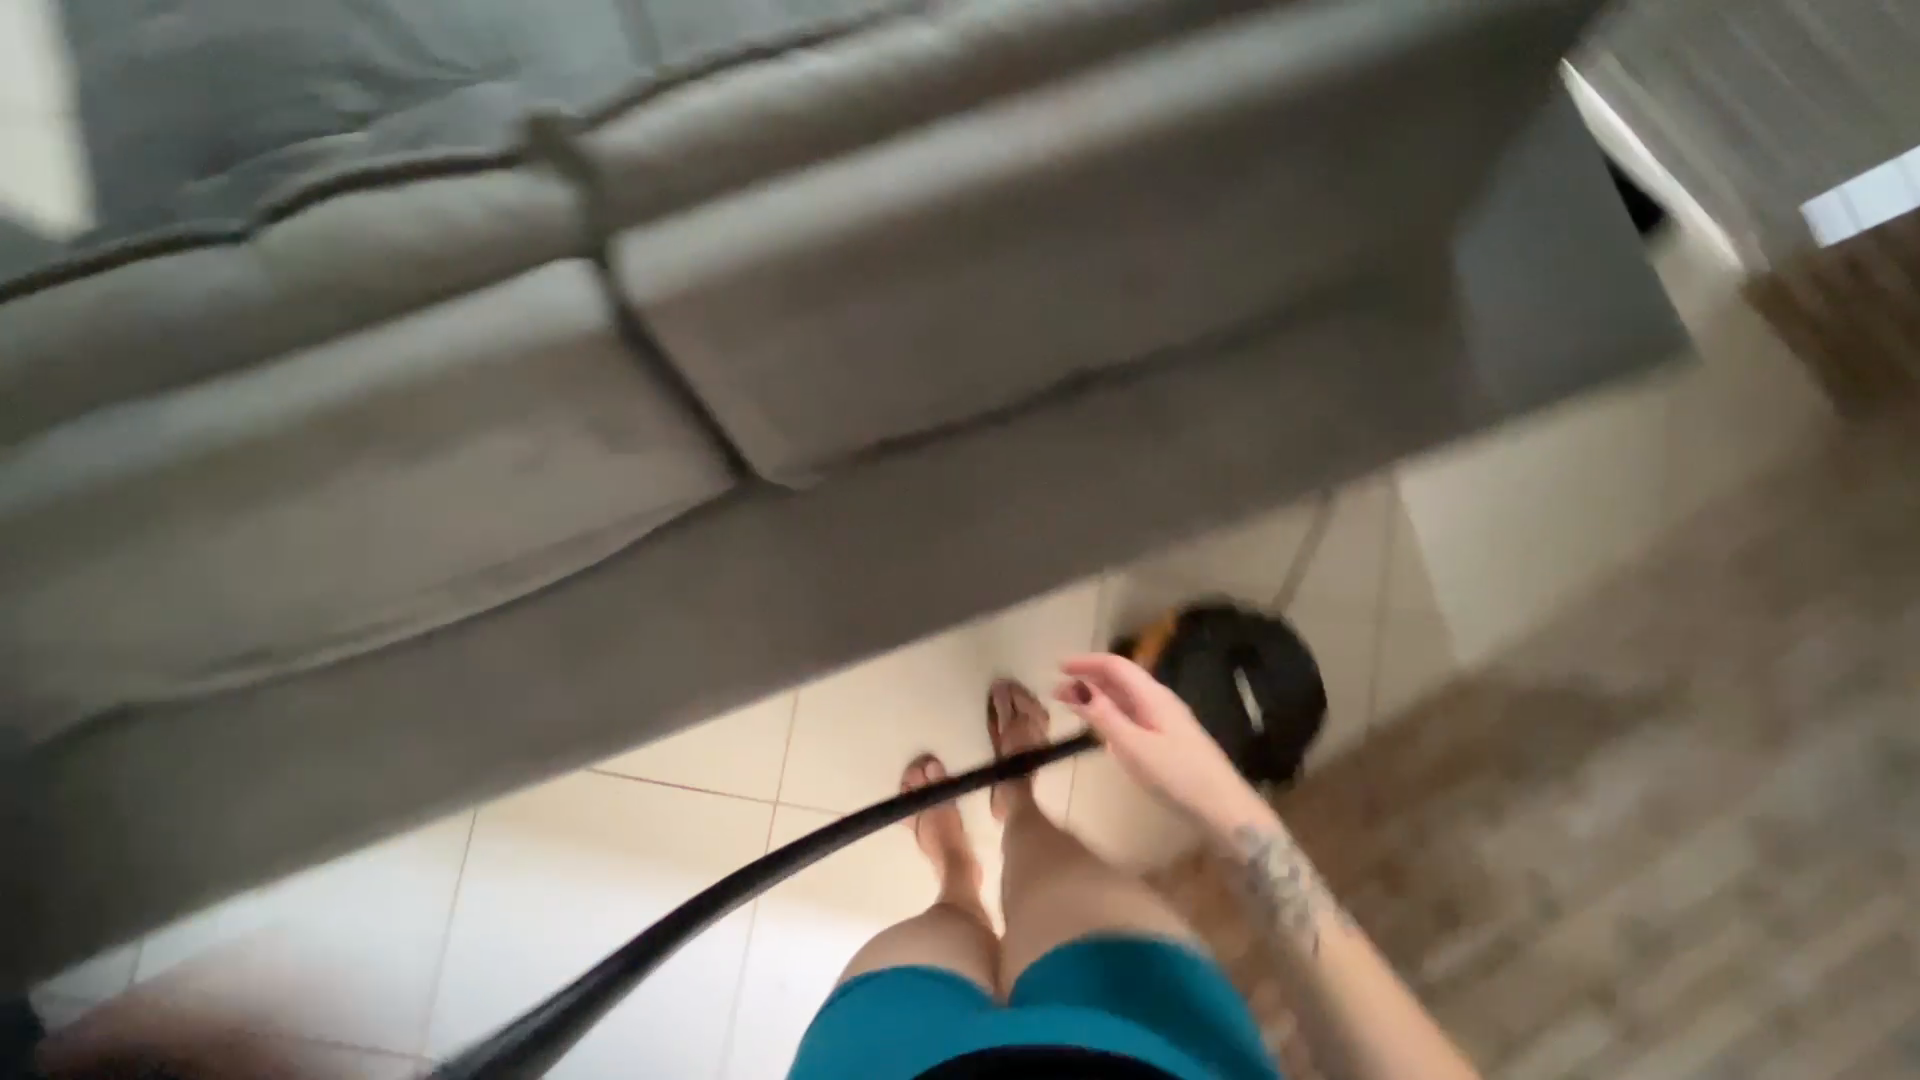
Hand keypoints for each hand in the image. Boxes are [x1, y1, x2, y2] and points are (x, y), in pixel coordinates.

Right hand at [1054, 653, 1276, 835]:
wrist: (1224, 807)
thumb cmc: (1177, 775)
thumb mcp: (1134, 747)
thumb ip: (1104, 717)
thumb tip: (1076, 689)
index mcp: (1152, 696)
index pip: (1115, 666)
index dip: (1086, 663)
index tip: (1058, 668)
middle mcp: (1160, 700)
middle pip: (1120, 679)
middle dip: (1088, 680)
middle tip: (1057, 692)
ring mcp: (1166, 719)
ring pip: (1127, 697)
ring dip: (1098, 697)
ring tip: (1072, 707)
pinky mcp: (1169, 738)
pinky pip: (1134, 714)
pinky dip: (1112, 713)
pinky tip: (1103, 728)